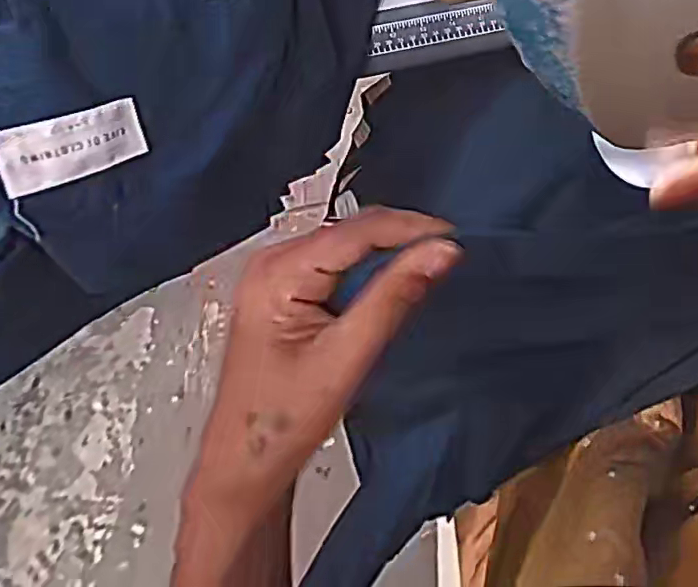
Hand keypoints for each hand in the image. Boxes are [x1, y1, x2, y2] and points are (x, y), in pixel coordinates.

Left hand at [183, 209, 461, 518]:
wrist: (245, 469)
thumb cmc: (279, 425)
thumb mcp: (347, 357)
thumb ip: (395, 296)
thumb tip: (439, 252)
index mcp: (277, 274)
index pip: (358, 230)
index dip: (411, 228)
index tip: (451, 238)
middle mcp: (273, 263)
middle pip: (355, 228)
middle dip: (404, 236)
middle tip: (446, 252)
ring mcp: (279, 273)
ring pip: (352, 241)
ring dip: (393, 250)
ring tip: (429, 264)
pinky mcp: (291, 286)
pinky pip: (344, 259)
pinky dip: (376, 265)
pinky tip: (397, 280)